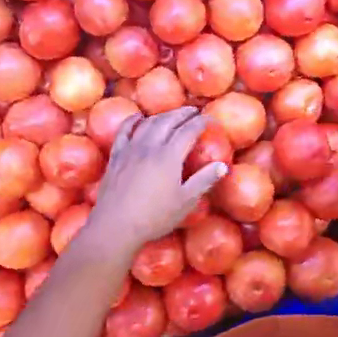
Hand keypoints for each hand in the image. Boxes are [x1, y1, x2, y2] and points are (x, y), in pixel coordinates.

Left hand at [82, 107, 228, 256]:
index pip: (189, 130)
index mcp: (170, 155)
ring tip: (172, 115)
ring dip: (163, 115)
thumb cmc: (154, 217)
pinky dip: (133, 120)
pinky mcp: (116, 156)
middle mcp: (150, 146)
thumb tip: (222, 165)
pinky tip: (138, 117)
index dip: (201, 122)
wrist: (115, 226)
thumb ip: (204, 180)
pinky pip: (124, 131)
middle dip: (183, 113)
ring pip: (148, 123)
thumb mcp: (185, 201)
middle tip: (194, 111)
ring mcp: (131, 149)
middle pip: (168, 120)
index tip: (211, 119)